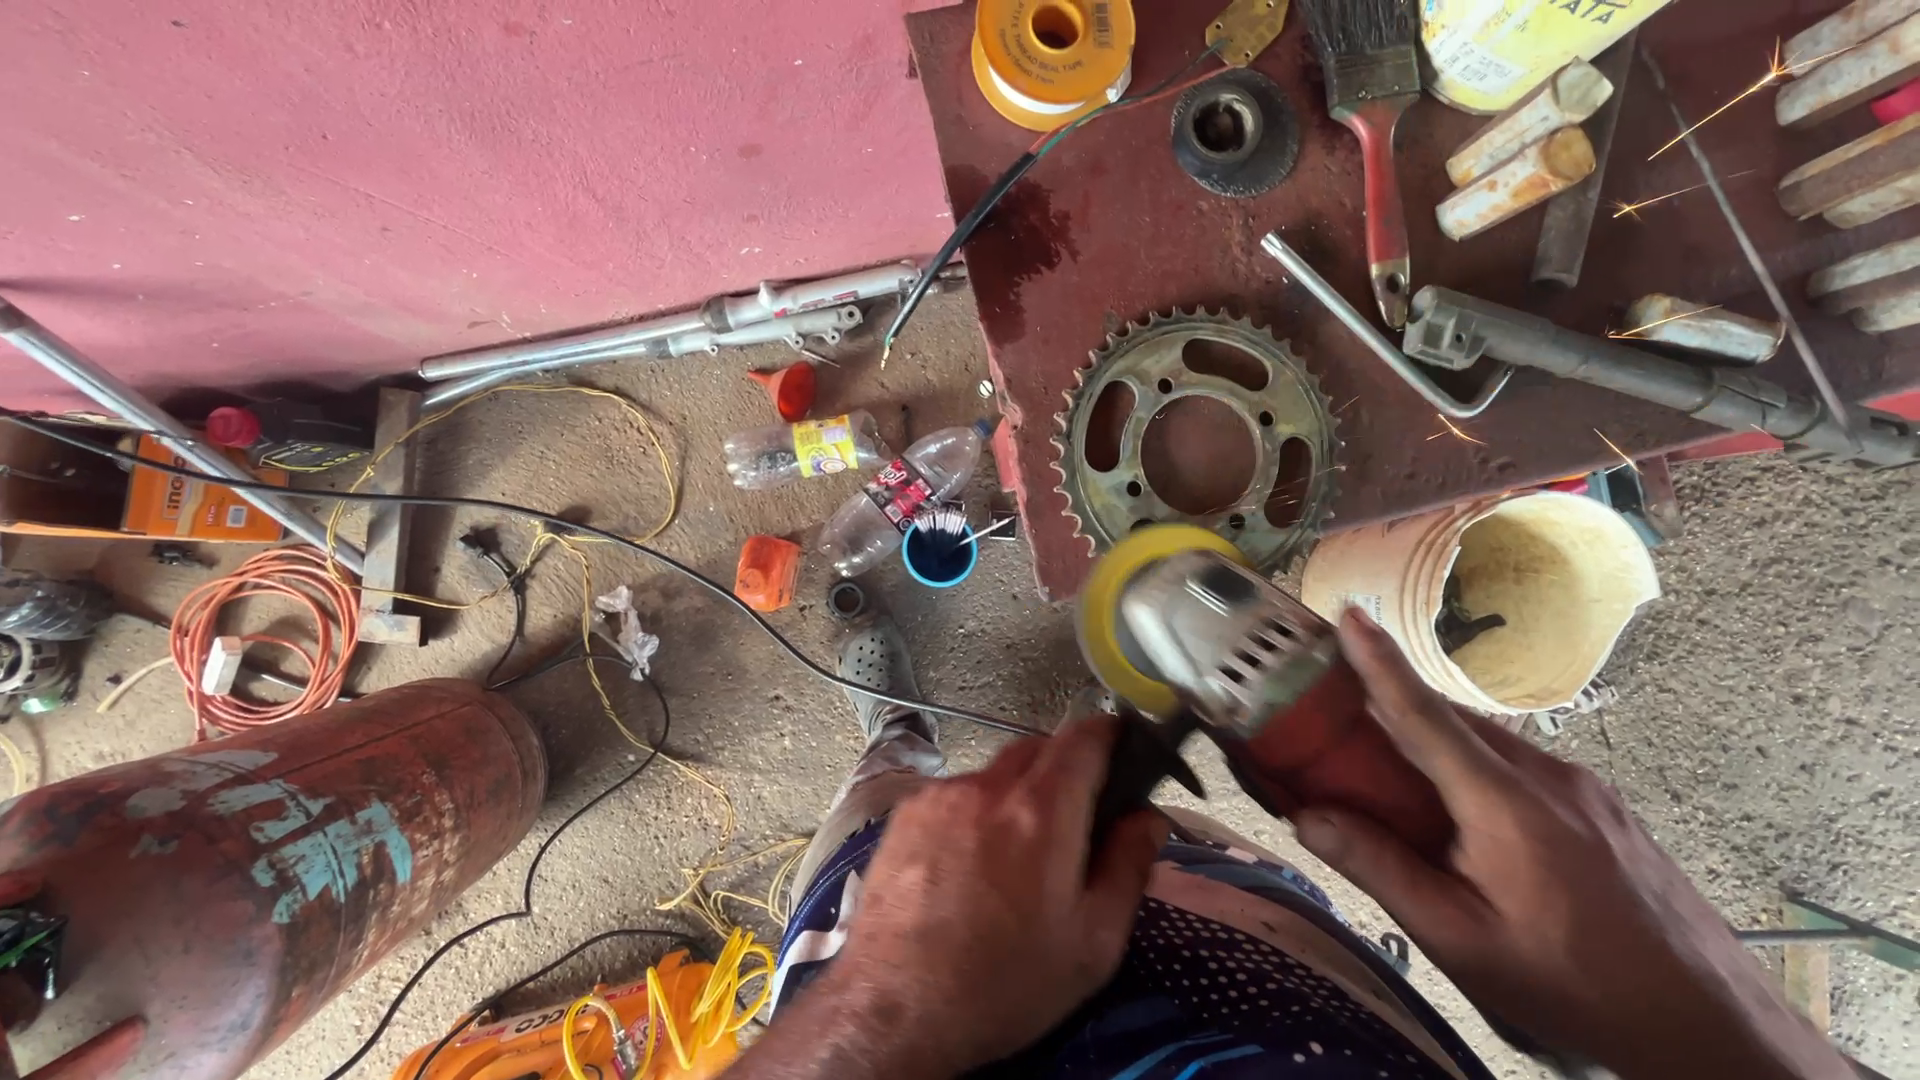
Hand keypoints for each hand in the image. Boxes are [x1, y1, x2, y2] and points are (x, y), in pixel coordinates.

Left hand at [730, 716, 1165, 1079]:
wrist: (896, 1008)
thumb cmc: (1006, 982)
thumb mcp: (1094, 941)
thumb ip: (1129, 866)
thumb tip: (1148, 817)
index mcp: (1042, 811)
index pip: (1084, 738)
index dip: (1109, 734)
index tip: (1122, 744)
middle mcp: (989, 787)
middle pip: (1039, 748)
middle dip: (1065, 767)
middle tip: (1076, 817)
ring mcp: (941, 795)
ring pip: (996, 772)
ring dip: (1018, 793)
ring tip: (1016, 853)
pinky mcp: (907, 812)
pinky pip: (957, 793)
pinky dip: (976, 810)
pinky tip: (969, 862)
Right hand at [1292, 610, 1849, 1079]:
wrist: (1712, 1028)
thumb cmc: (1571, 985)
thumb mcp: (1458, 939)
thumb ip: (1379, 869)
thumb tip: (1305, 816)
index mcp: (1504, 803)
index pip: (1424, 714)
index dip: (1380, 662)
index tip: (1349, 613)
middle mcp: (1546, 776)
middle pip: (1449, 721)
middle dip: (1390, 705)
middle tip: (1335, 708)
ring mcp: (1582, 787)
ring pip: (1484, 742)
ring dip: (1430, 740)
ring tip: (1389, 770)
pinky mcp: (1601, 805)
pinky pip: (1516, 764)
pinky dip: (1470, 765)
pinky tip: (1460, 810)